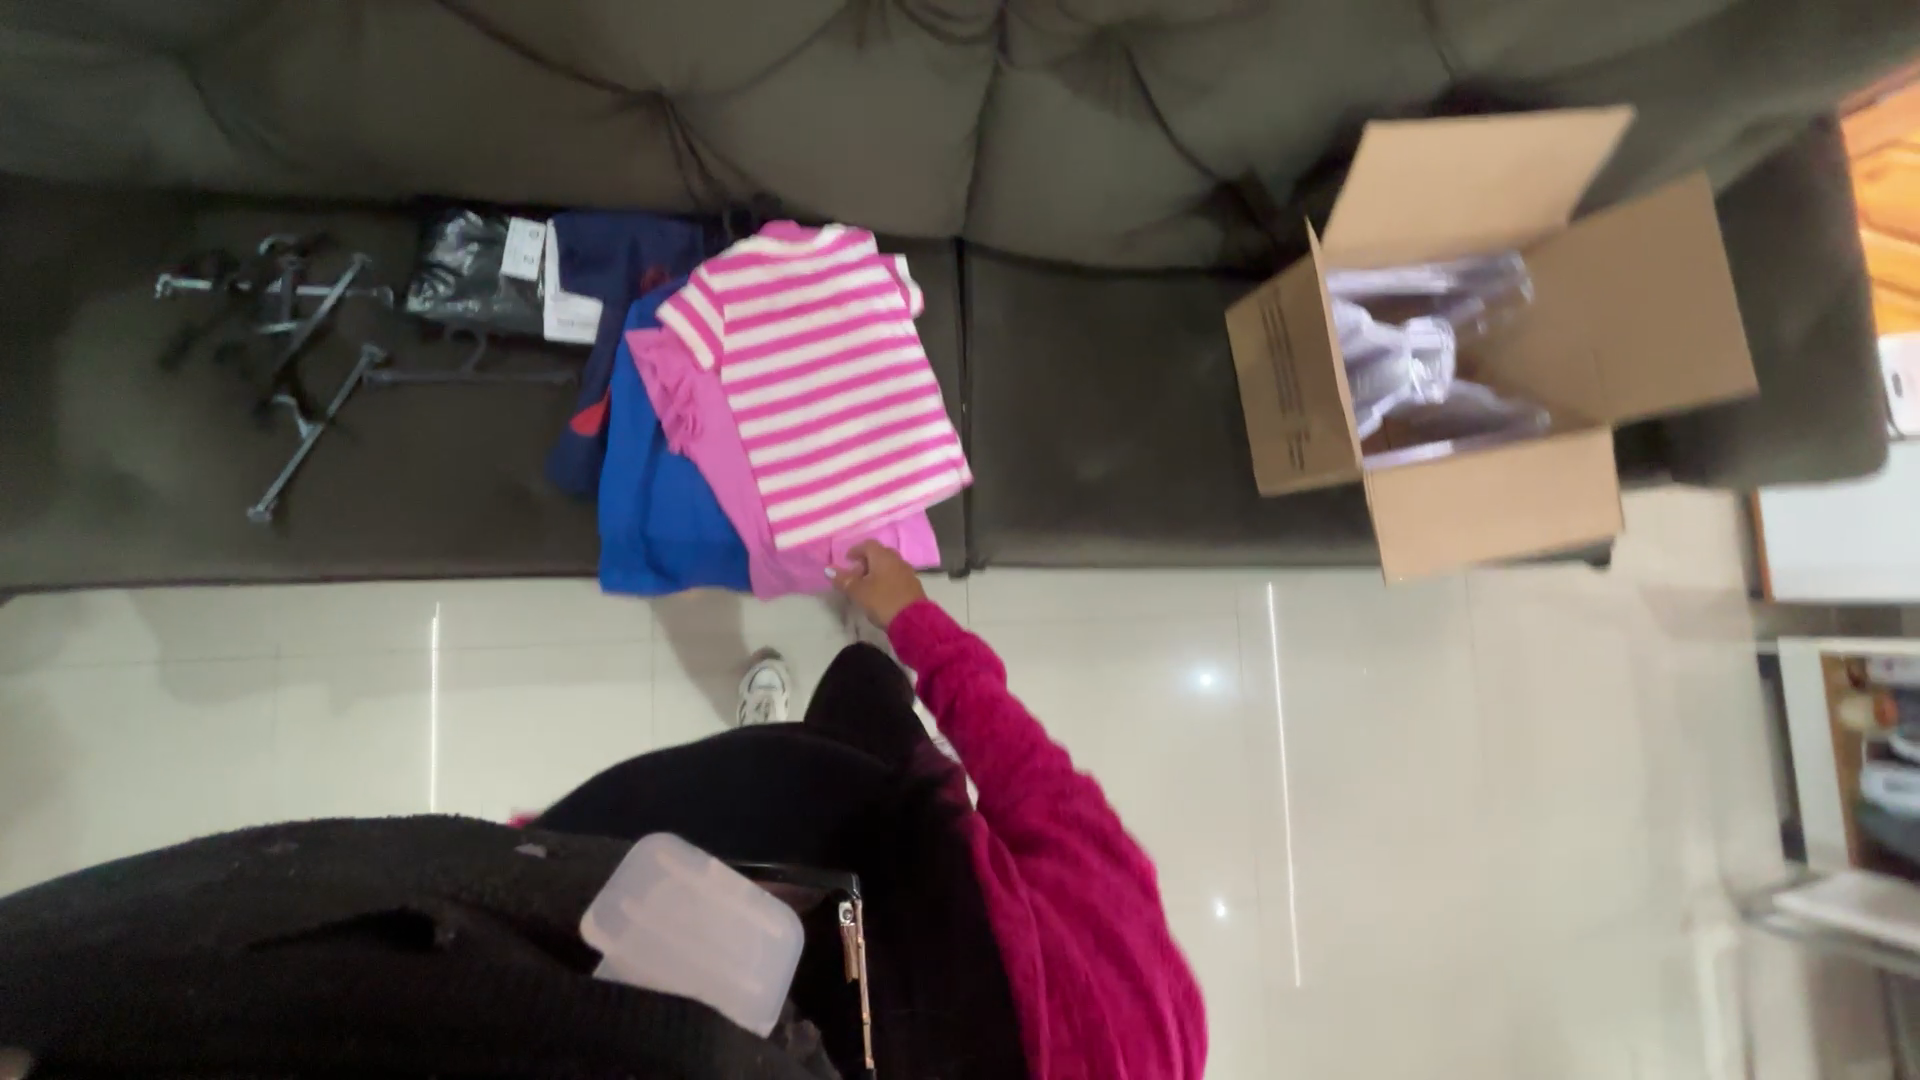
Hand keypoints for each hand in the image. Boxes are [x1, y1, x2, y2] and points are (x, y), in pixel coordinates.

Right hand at [830, 541, 927, 628]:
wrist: (913, 620)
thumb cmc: (882, 601)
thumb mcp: (858, 592)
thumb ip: (843, 580)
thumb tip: (828, 569)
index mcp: (883, 557)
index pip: (868, 545)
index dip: (856, 550)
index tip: (847, 560)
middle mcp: (897, 560)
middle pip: (879, 554)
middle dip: (866, 562)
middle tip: (855, 575)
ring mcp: (907, 572)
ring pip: (889, 566)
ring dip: (876, 572)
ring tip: (866, 587)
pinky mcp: (913, 585)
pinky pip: (896, 576)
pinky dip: (886, 579)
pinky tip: (881, 593)